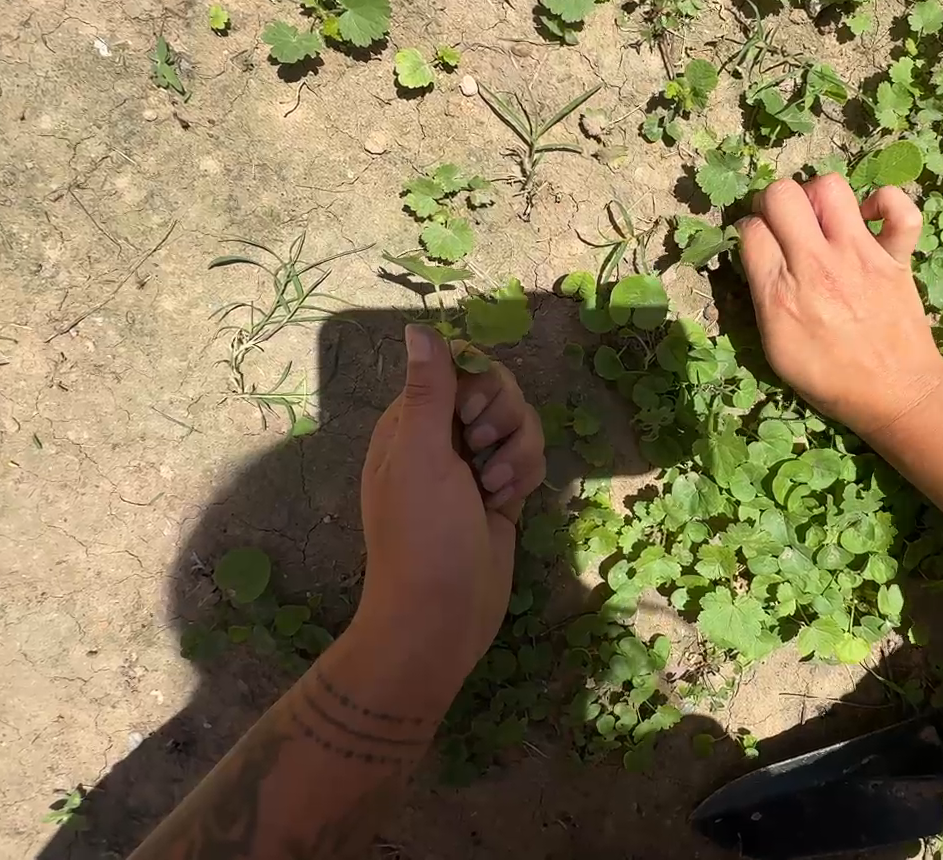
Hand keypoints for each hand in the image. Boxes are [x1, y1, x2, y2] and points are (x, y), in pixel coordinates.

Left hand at [350, 326, 543, 706]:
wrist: (442, 614)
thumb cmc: (423, 533)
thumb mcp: (421, 456)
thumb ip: (428, 390)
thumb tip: (417, 327)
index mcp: (412, 421)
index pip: (462, 367)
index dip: (481, 384)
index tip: (474, 416)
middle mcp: (444, 436)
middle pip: (499, 391)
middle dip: (505, 421)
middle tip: (482, 455)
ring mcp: (475, 464)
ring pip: (521, 424)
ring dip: (518, 454)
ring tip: (495, 491)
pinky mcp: (502, 489)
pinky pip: (529, 457)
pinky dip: (525, 476)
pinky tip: (508, 505)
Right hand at [736, 175, 942, 439]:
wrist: (895, 395)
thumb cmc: (829, 379)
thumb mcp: (776, 349)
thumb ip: (763, 298)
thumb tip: (760, 258)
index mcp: (781, 292)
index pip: (750, 229)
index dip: (749, 232)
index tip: (759, 245)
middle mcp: (817, 264)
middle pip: (781, 194)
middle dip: (773, 202)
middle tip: (783, 224)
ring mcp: (861, 255)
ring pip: (830, 186)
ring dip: (818, 196)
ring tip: (820, 220)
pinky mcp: (897, 256)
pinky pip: (898, 207)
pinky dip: (885, 203)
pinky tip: (870, 220)